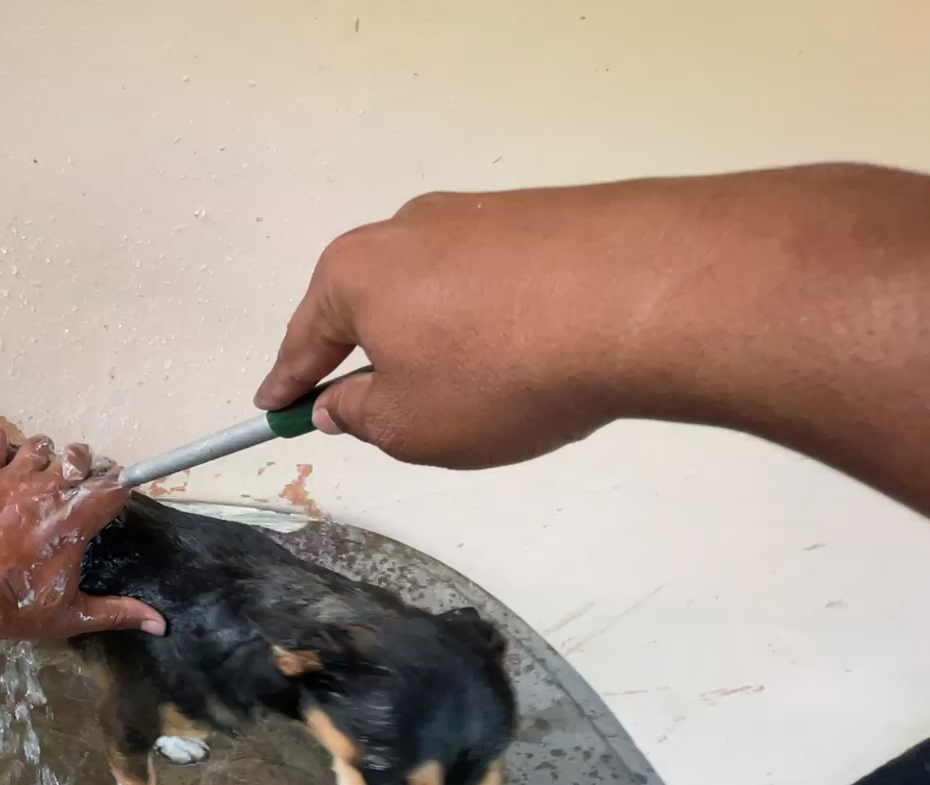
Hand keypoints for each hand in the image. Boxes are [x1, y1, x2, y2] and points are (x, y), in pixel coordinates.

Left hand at [0, 429, 165, 638]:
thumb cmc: (17, 609)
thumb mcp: (71, 615)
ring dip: (42, 455)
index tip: (111, 494)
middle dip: (81, 466)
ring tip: (34, 472)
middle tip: (70, 484)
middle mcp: (49, 491)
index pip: (112, 487)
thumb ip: (117, 612)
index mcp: (75, 521)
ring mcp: (12, 480)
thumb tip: (161, 625)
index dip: (116, 486)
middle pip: (79, 456)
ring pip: (39, 445)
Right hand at [251, 168, 929, 467]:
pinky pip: (487, 282)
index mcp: (354, 274)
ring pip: (428, 294)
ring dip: (425, 339)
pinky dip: (483, 321)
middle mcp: (406, 230)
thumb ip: (357, 417)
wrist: (659, 296)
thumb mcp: (406, 424)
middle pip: (363, 307)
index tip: (270, 408)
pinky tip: (515, 354)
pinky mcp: (546, 214)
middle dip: (358, 356)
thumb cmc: (497, 373)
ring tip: (459, 387)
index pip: (302, 344)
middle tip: (359, 403)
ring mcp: (480, 215)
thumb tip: (340, 404)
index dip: (285, 386)